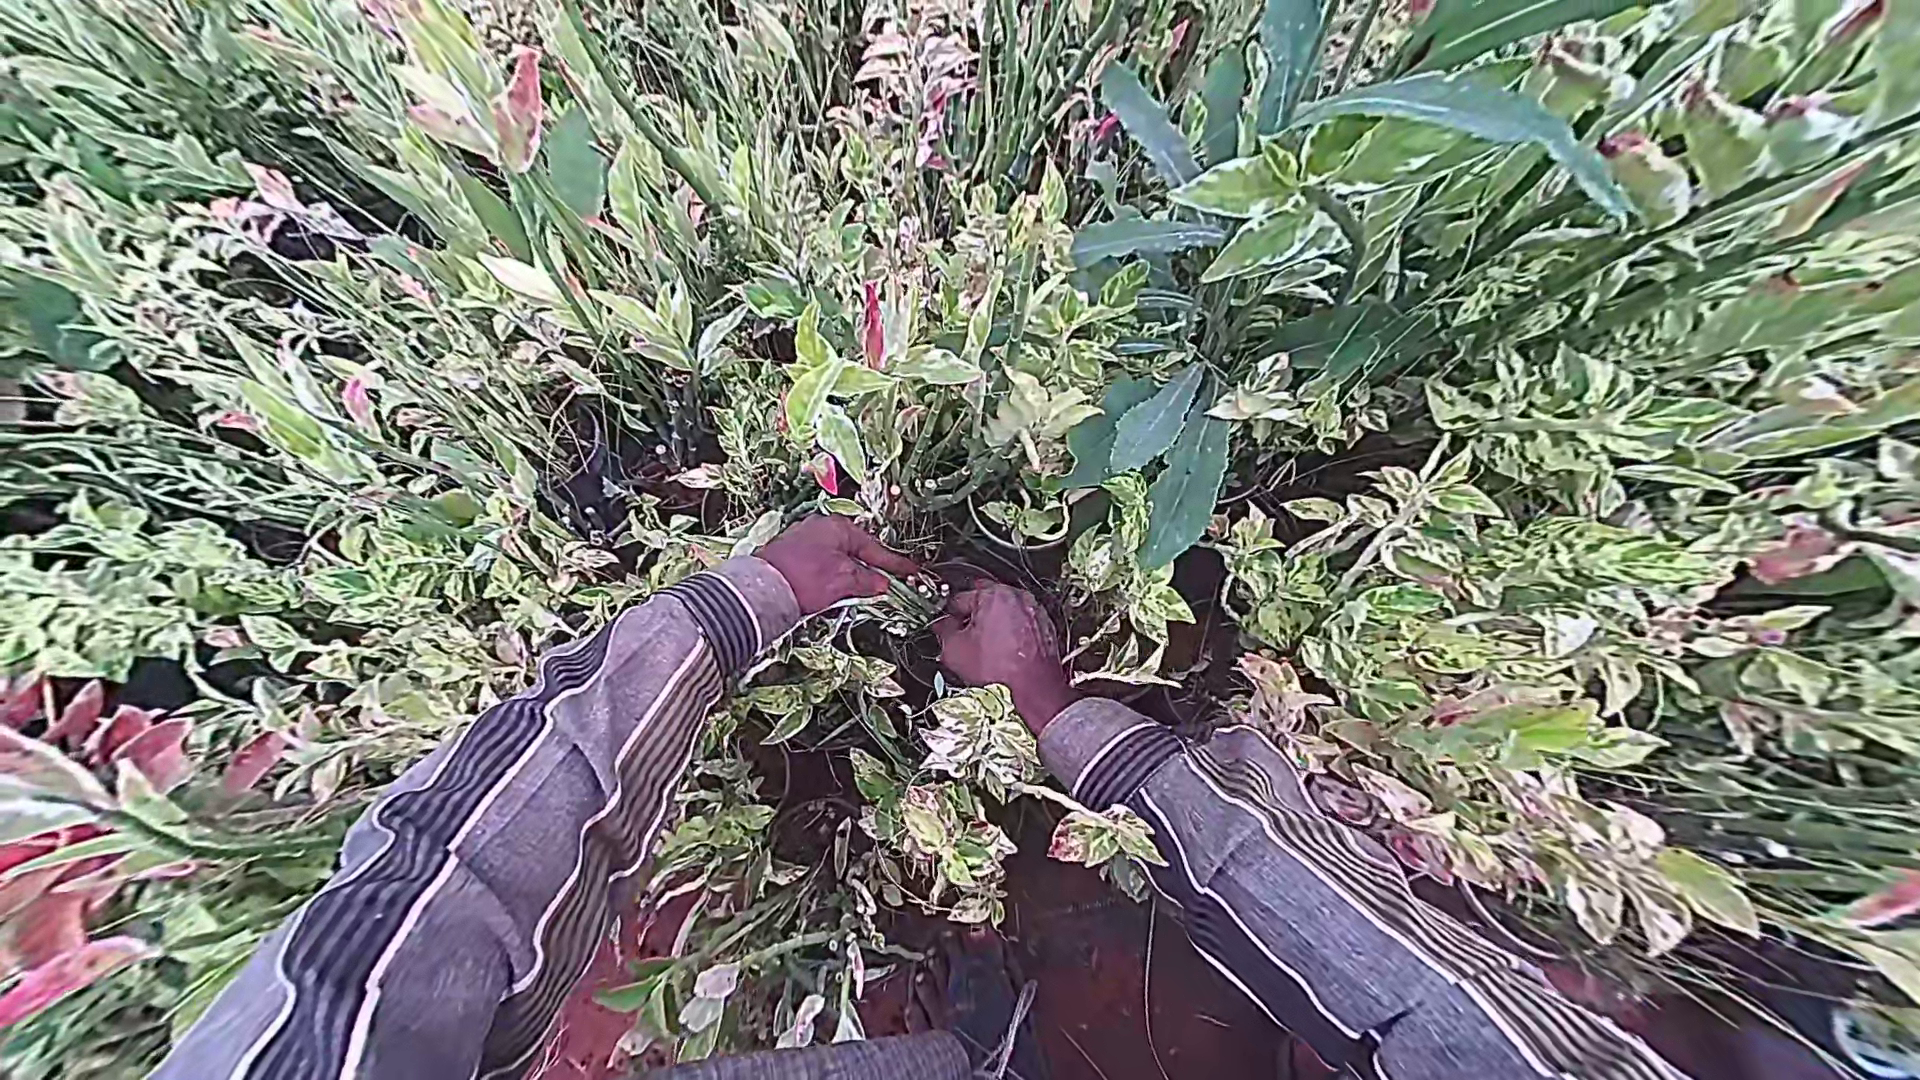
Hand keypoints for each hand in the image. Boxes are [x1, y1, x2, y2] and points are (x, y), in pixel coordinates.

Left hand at [758, 516, 920, 614]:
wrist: (761, 591)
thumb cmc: (804, 578)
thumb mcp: (845, 580)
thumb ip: (868, 581)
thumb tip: (882, 584)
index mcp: (837, 527)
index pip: (875, 548)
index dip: (895, 563)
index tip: (911, 570)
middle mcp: (820, 528)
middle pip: (856, 551)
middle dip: (872, 568)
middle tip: (888, 583)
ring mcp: (804, 540)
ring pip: (839, 558)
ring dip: (852, 575)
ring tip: (862, 591)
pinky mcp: (792, 556)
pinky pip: (823, 565)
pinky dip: (835, 577)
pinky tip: (837, 590)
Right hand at [933, 582, 1078, 733]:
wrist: (1034, 694)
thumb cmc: (1002, 673)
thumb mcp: (954, 651)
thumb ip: (944, 631)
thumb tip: (943, 628)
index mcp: (994, 595)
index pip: (961, 598)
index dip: (949, 615)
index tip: (946, 626)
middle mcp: (1019, 598)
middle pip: (985, 602)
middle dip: (973, 618)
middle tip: (964, 638)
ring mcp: (1035, 613)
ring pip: (1005, 614)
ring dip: (994, 627)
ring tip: (985, 650)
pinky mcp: (1046, 629)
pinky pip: (1021, 626)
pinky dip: (1012, 636)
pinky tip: (1003, 655)